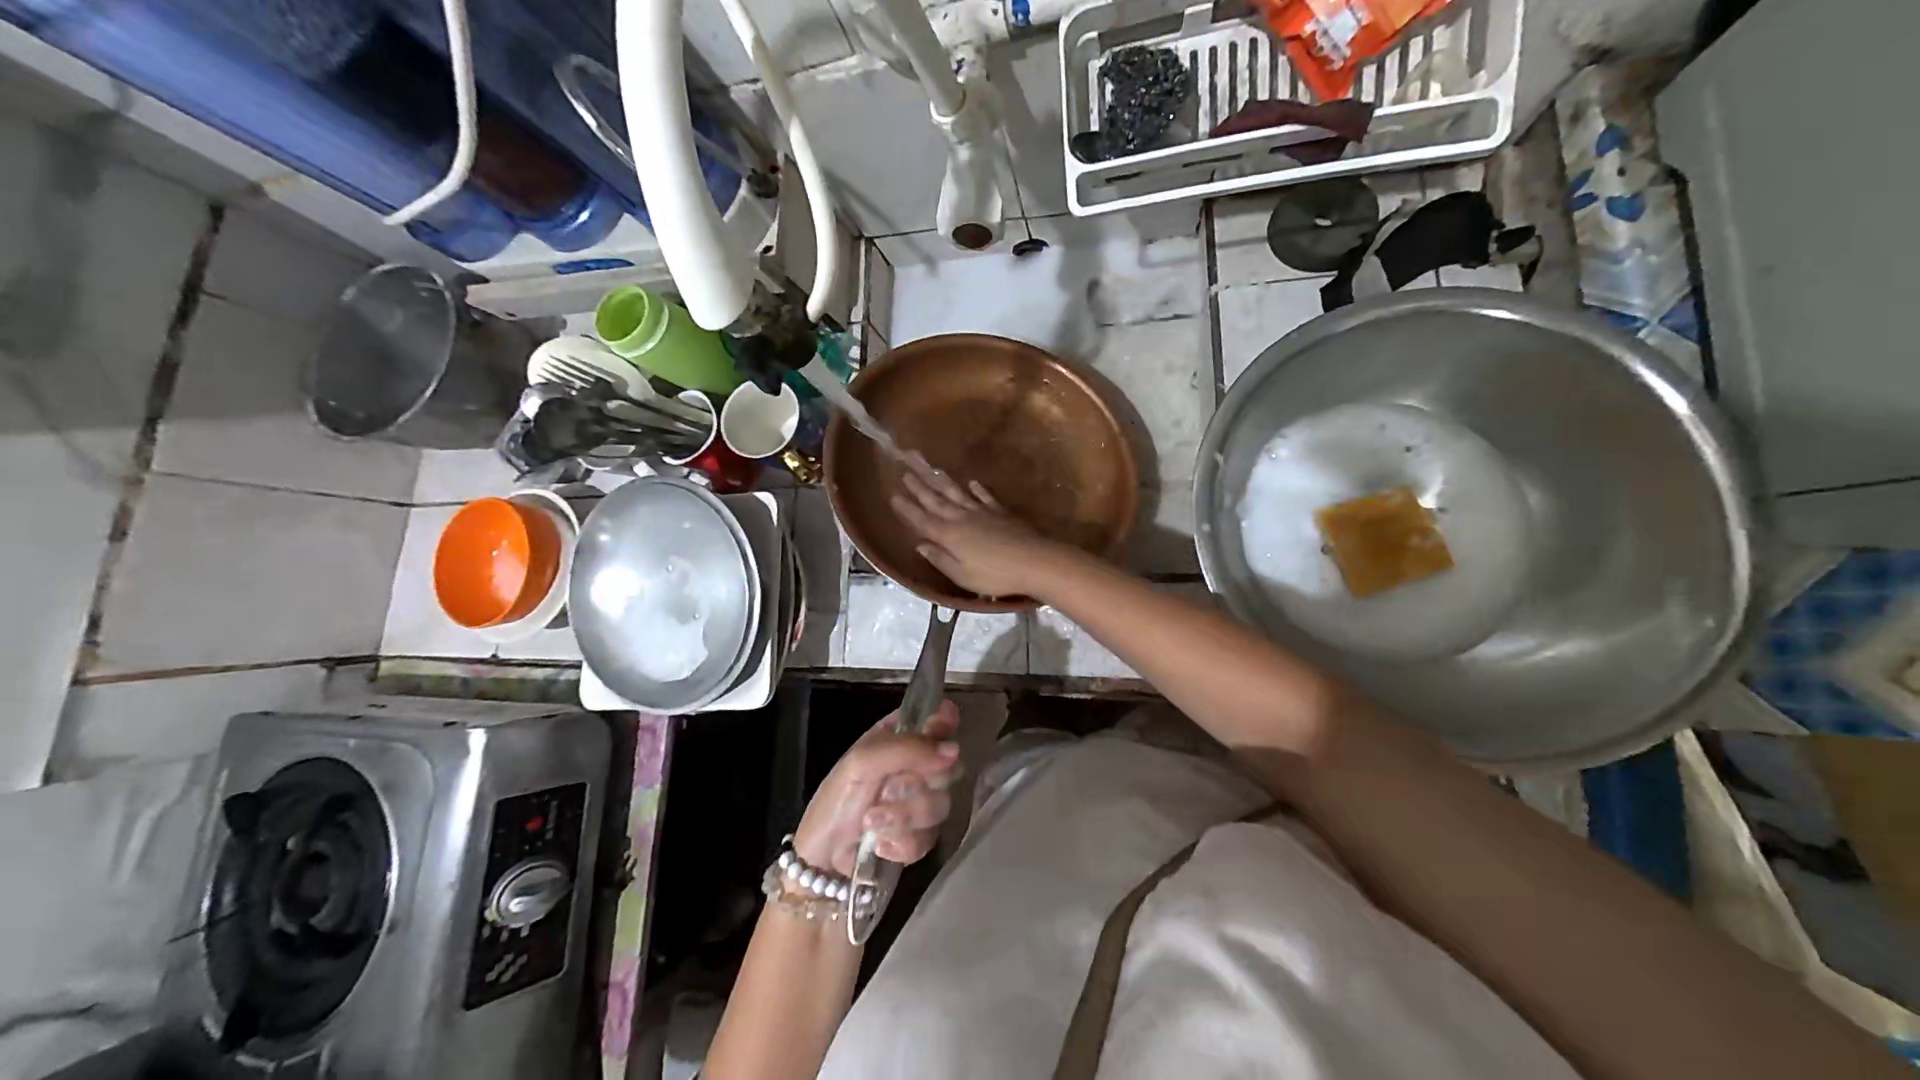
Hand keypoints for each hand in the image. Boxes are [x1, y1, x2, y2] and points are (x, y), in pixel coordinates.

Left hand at [792, 700, 961, 874]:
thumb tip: (953, 750)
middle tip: (888, 789)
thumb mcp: (863, 761)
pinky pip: (930, 837)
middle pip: (950, 766)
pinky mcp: (922, 837)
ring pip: (941, 805)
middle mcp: (918, 766)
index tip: (940, 743)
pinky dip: (901, 842)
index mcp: (900, 737)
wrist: (822, 858)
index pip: (939, 719)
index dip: (945, 726)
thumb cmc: (836, 800)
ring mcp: (922, 802)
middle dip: (917, 783)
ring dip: (902, 816)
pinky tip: (879, 844)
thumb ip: (908, 748)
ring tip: (871, 820)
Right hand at [890, 470, 1059, 598]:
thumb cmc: (995, 575)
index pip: (922, 520)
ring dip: (942, 481)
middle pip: (936, 501)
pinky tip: (971, 482)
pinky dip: (977, 489)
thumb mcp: (962, 575)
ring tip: (931, 468)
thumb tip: (920, 544)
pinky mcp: (1000, 512)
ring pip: (957, 493)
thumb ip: (940, 559)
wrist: (1034, 561)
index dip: (907, 509)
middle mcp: (962, 518)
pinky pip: (984, 497)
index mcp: (949, 535)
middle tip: (905, 471)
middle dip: (919, 487)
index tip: (893, 496)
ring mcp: (982, 512)